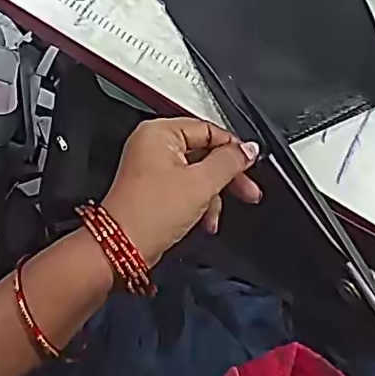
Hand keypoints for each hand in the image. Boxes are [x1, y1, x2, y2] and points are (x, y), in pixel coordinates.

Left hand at [98, 118, 262, 264]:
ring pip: (197, 173)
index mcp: (159, 132)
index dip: (233, 148)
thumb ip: (229, 163)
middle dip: (226, 177)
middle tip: (247, 190)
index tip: (251, 164)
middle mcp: (152, 144)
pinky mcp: (152, 187)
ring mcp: (151, 166)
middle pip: (204, 152)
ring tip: (215, 215)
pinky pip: (184, 186)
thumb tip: (248, 149)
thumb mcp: (201, 183)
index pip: (208, 129)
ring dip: (212, 195)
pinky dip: (198, 202)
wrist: (123, 246)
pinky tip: (204, 220)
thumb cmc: (149, 213)